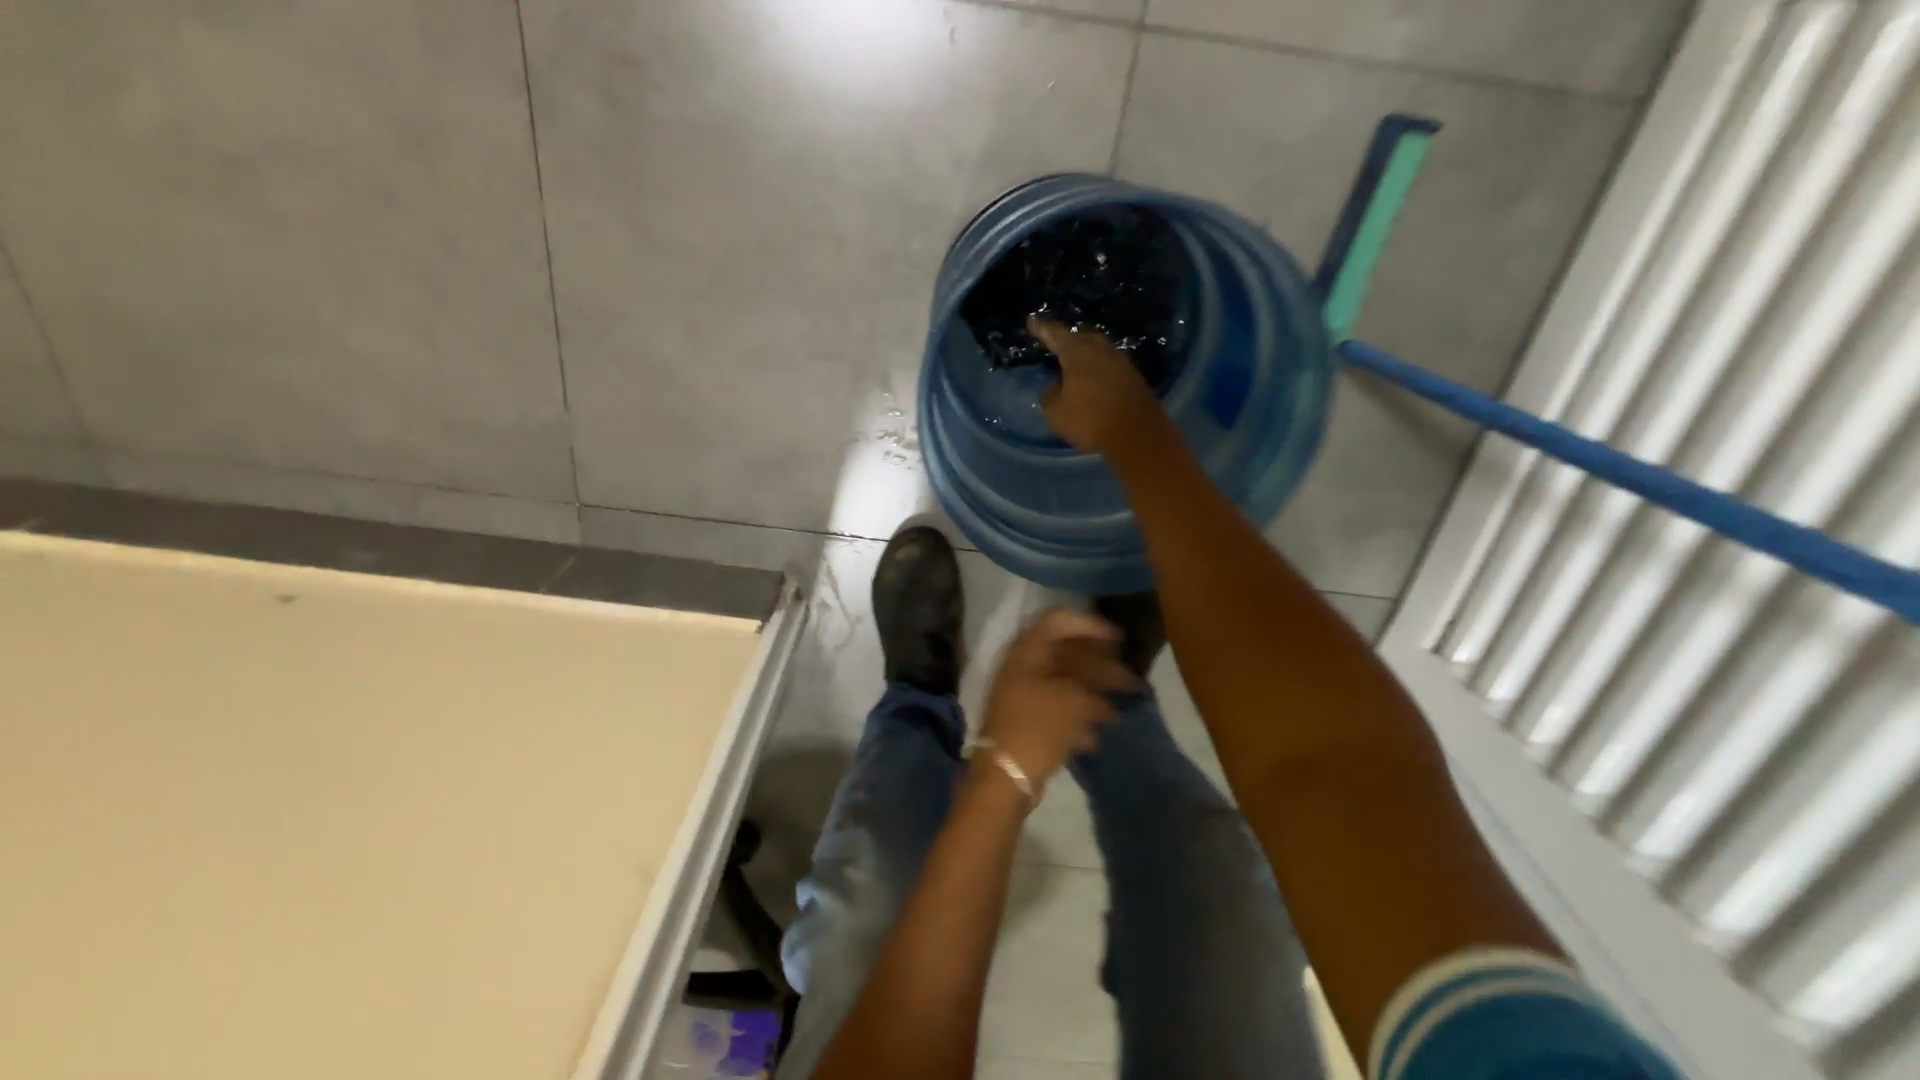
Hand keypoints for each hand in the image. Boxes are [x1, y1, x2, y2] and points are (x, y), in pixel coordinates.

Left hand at [977, 609, 1141, 790]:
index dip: (1091, 625)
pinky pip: (1057, 709)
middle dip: (1100, 666)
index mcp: (1028, 650)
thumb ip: (1096, 679)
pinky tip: (1094, 736)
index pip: (1060, 620)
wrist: (1004, 775)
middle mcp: (1022, 666)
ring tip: (1116, 710)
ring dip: (1092, 694)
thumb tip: (1112, 672)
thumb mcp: (1074, 699)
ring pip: (1064, 683)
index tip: (1119, 640)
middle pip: (1066, 654)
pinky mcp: (1026, 720)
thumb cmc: (1038, 727)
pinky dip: (1077, 718)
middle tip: (1128, 678)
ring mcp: (1022, 693)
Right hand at [1028, 316, 1168, 454]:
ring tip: (1074, 359)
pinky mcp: (1133, 376)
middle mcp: (1100, 350)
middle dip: (1067, 338)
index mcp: (1077, 353)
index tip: (1032, 320)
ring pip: (1098, 349)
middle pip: (1081, 337)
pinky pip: (1109, 363)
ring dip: (1085, 352)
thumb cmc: (1090, 420)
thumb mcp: (1056, 413)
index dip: (1042, 328)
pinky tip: (1093, 376)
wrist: (1137, 434)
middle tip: (1055, 342)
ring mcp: (1121, 361)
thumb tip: (1055, 386)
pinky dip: (1098, 366)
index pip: (1055, 334)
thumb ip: (1050, 395)